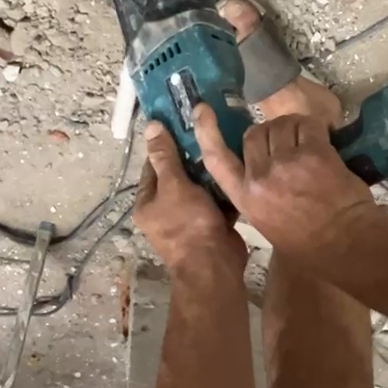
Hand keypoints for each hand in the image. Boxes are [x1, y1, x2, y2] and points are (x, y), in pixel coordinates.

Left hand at [134, 119, 246, 281]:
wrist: (215, 266)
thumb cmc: (188, 225)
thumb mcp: (173, 186)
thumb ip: (165, 157)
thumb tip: (151, 126)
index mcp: (148, 201)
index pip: (154, 164)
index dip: (167, 142)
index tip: (184, 121)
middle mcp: (166, 209)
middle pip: (179, 173)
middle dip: (194, 154)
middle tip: (211, 128)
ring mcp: (190, 217)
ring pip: (201, 185)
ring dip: (212, 169)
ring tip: (228, 140)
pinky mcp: (212, 222)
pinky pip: (218, 198)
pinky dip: (226, 185)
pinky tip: (239, 165)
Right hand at [192, 104, 382, 261]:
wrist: (347, 245)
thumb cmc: (311, 246)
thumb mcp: (268, 225)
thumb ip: (258, 196)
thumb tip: (260, 176)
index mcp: (245, 198)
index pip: (216, 159)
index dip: (206, 131)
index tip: (202, 110)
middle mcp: (259, 178)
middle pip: (253, 135)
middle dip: (268, 133)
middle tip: (288, 143)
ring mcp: (285, 164)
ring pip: (280, 125)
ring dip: (293, 127)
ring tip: (308, 141)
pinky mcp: (313, 154)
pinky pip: (307, 125)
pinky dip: (315, 128)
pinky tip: (323, 139)